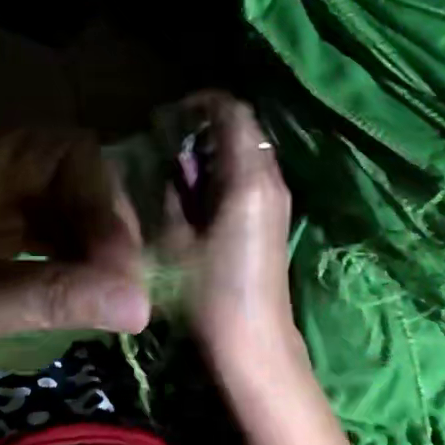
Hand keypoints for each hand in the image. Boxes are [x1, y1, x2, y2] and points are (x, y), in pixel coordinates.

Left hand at [0, 126, 149, 338]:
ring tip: (108, 303)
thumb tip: (139, 306)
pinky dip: (69, 264)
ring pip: (66, 208)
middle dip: (105, 233)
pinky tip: (80, 298)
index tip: (120, 272)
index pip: (68, 154)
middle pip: (75, 179)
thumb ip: (46, 297)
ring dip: (92, 252)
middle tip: (125, 294)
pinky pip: (47, 232)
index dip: (104, 207)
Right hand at [161, 93, 295, 353]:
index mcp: (248, 178)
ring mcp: (278, 198)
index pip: (233, 112)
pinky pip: (251, 174)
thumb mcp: (174, 237)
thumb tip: (173, 162)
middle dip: (205, 125)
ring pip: (248, 151)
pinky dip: (224, 170)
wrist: (253, 341)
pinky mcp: (275, 217)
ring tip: (176, 164)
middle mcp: (271, 180)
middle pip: (244, 129)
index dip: (202, 102)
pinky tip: (195, 192)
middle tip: (167, 139)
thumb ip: (173, 190)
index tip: (171, 112)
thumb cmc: (208, 291)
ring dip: (214, 148)